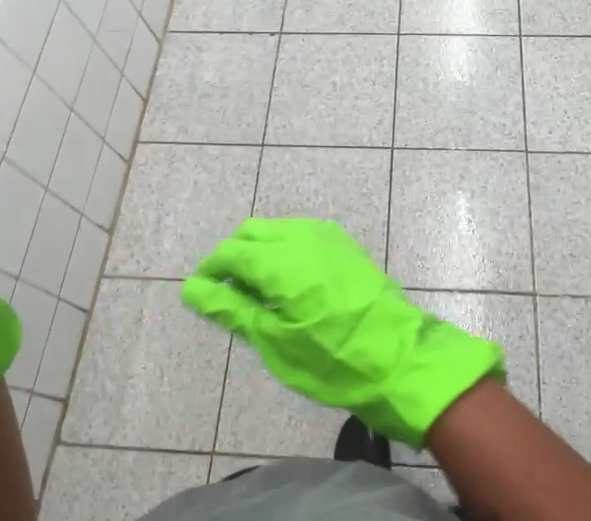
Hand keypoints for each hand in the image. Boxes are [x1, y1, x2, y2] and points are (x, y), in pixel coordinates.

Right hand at [181, 218, 503, 445]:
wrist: (399, 358)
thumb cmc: (332, 359)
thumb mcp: (275, 341)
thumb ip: (232, 309)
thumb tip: (191, 288)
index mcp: (282, 260)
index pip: (231, 252)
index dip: (211, 272)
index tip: (205, 297)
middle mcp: (302, 236)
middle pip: (251, 233)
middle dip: (235, 259)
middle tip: (233, 300)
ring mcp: (326, 236)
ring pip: (276, 230)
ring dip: (260, 253)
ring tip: (263, 298)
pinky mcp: (343, 244)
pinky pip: (300, 235)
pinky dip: (284, 252)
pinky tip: (291, 288)